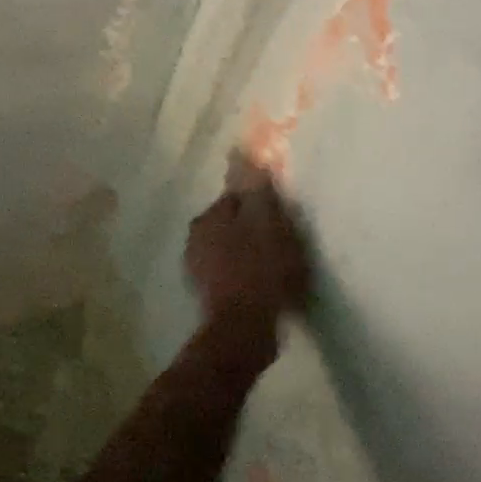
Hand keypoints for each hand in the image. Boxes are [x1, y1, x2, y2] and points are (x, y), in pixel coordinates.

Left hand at [184, 154, 312, 321]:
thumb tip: (252, 152)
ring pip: (232, 249)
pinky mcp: (209, 296)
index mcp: (208, 217)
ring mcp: (199, 270)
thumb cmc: (261, 269)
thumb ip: (259, 187)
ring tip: (278, 268)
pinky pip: (233, 274)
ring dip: (252, 253)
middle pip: (233, 223)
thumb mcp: (268, 220)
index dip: (262, 204)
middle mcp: (196, 239)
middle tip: (284, 243)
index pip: (237, 197)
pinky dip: (248, 276)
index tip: (282, 216)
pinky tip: (265, 287)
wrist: (244, 330)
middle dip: (255, 228)